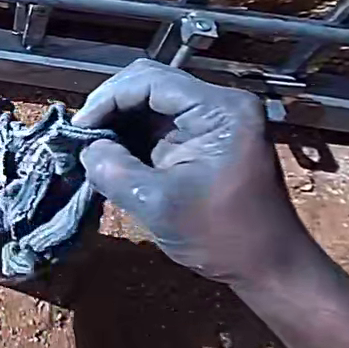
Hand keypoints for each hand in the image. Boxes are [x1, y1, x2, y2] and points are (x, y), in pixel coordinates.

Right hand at [73, 59, 320, 290]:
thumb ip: (114, 171)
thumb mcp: (159, 205)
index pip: (149, 80)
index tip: (79, 130)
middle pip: (148, 83)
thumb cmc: (224, 238)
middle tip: (81, 137)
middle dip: (109, 107)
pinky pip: (157, 121)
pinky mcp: (202, 136)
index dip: (107, 99)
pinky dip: (130, 134)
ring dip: (117, 120)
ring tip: (90, 146)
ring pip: (149, 100)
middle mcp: (218, 103)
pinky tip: (109, 154)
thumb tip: (86, 149)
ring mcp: (211, 119)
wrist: (269, 267)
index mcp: (219, 109)